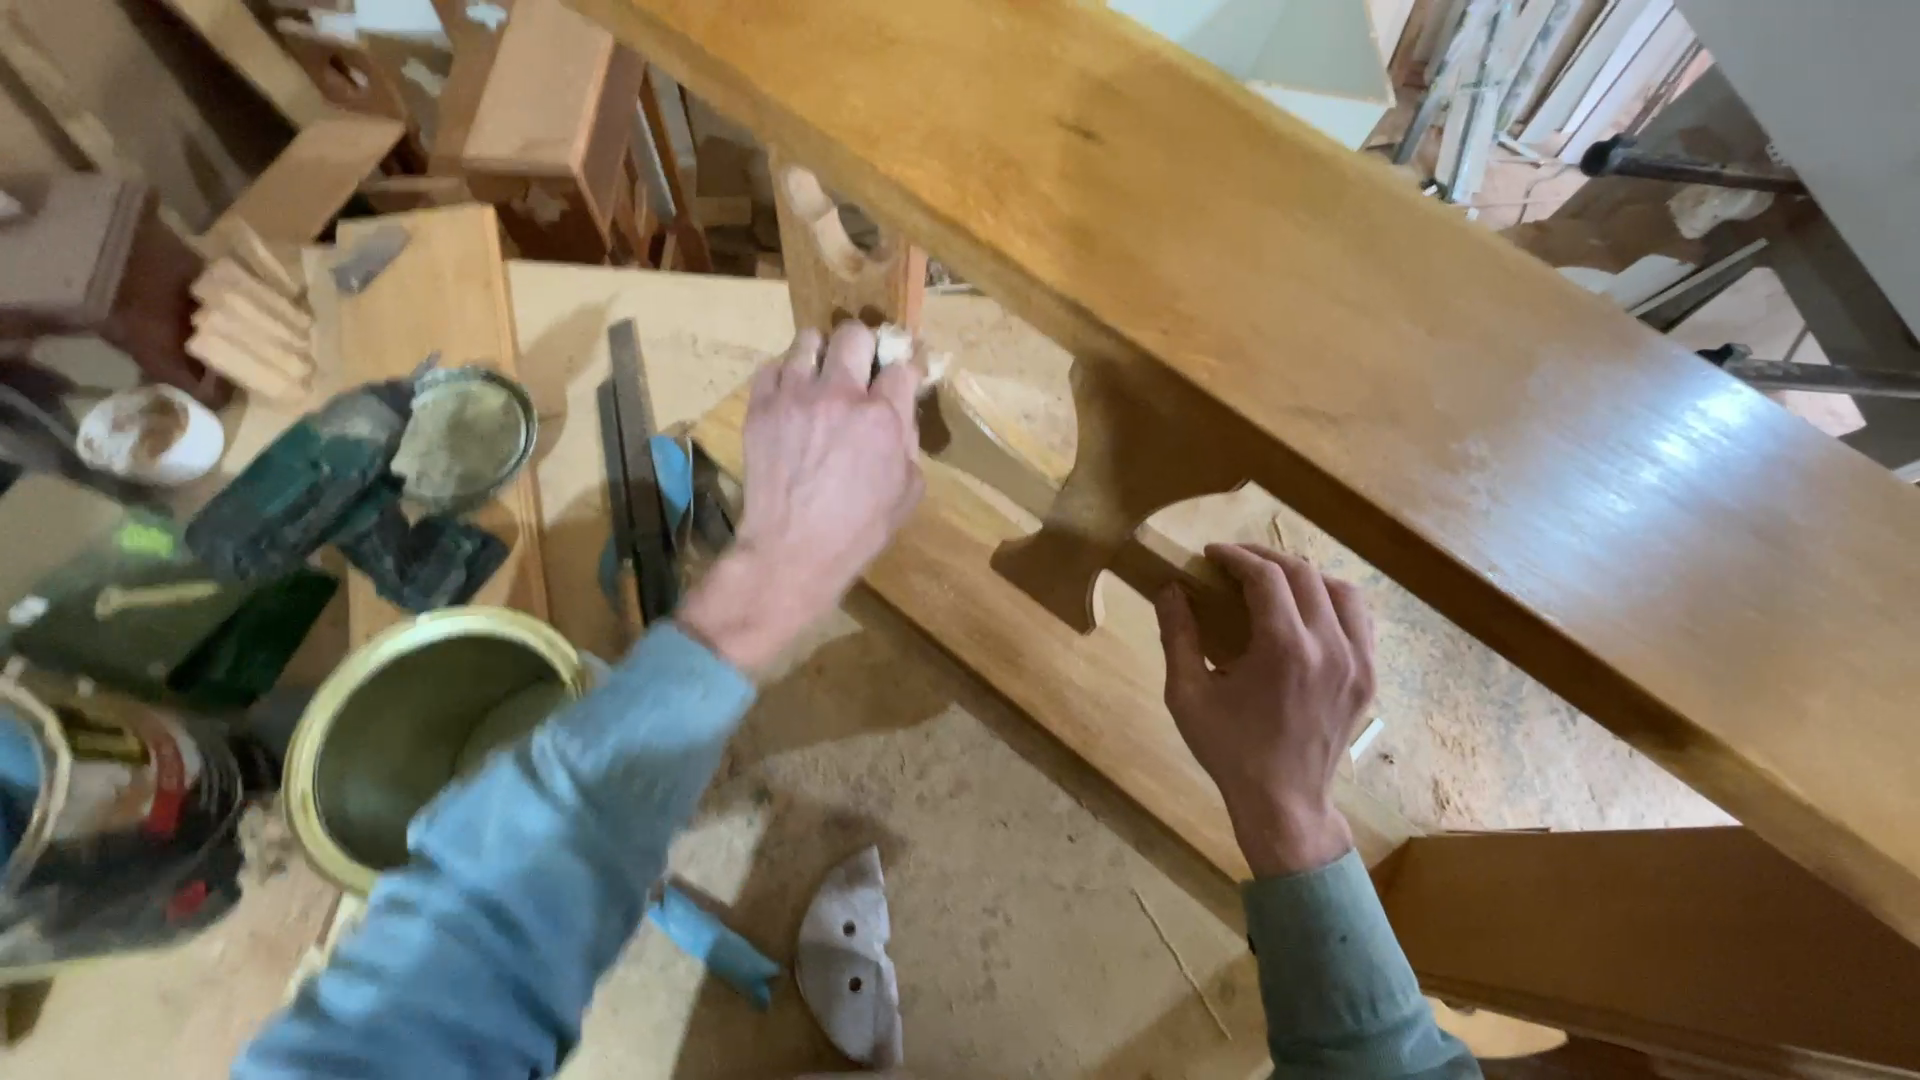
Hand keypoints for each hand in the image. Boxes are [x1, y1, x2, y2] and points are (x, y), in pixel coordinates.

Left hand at [677, 321, 923, 671]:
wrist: (792, 550)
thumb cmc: (858, 530)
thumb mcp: (908, 492)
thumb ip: (908, 443)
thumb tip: (900, 415)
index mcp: (883, 418)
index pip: (901, 366)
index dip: (904, 370)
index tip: (900, 379)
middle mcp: (840, 395)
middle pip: (855, 335)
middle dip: (864, 346)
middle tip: (860, 367)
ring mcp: (795, 397)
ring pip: (808, 340)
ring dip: (821, 354)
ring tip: (820, 376)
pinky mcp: (761, 407)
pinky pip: (772, 367)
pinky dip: (786, 375)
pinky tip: (792, 395)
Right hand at [1154, 545, 1374, 877]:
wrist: (1284, 802)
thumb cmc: (1229, 750)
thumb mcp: (1187, 695)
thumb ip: (1177, 635)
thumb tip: (1169, 589)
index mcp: (1284, 649)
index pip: (1266, 576)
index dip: (1235, 556)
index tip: (1210, 555)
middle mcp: (1330, 646)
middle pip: (1303, 573)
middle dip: (1264, 559)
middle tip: (1233, 563)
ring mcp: (1358, 661)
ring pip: (1340, 589)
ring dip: (1303, 576)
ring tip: (1273, 582)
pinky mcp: (1369, 676)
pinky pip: (1360, 620)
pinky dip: (1333, 602)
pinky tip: (1307, 613)